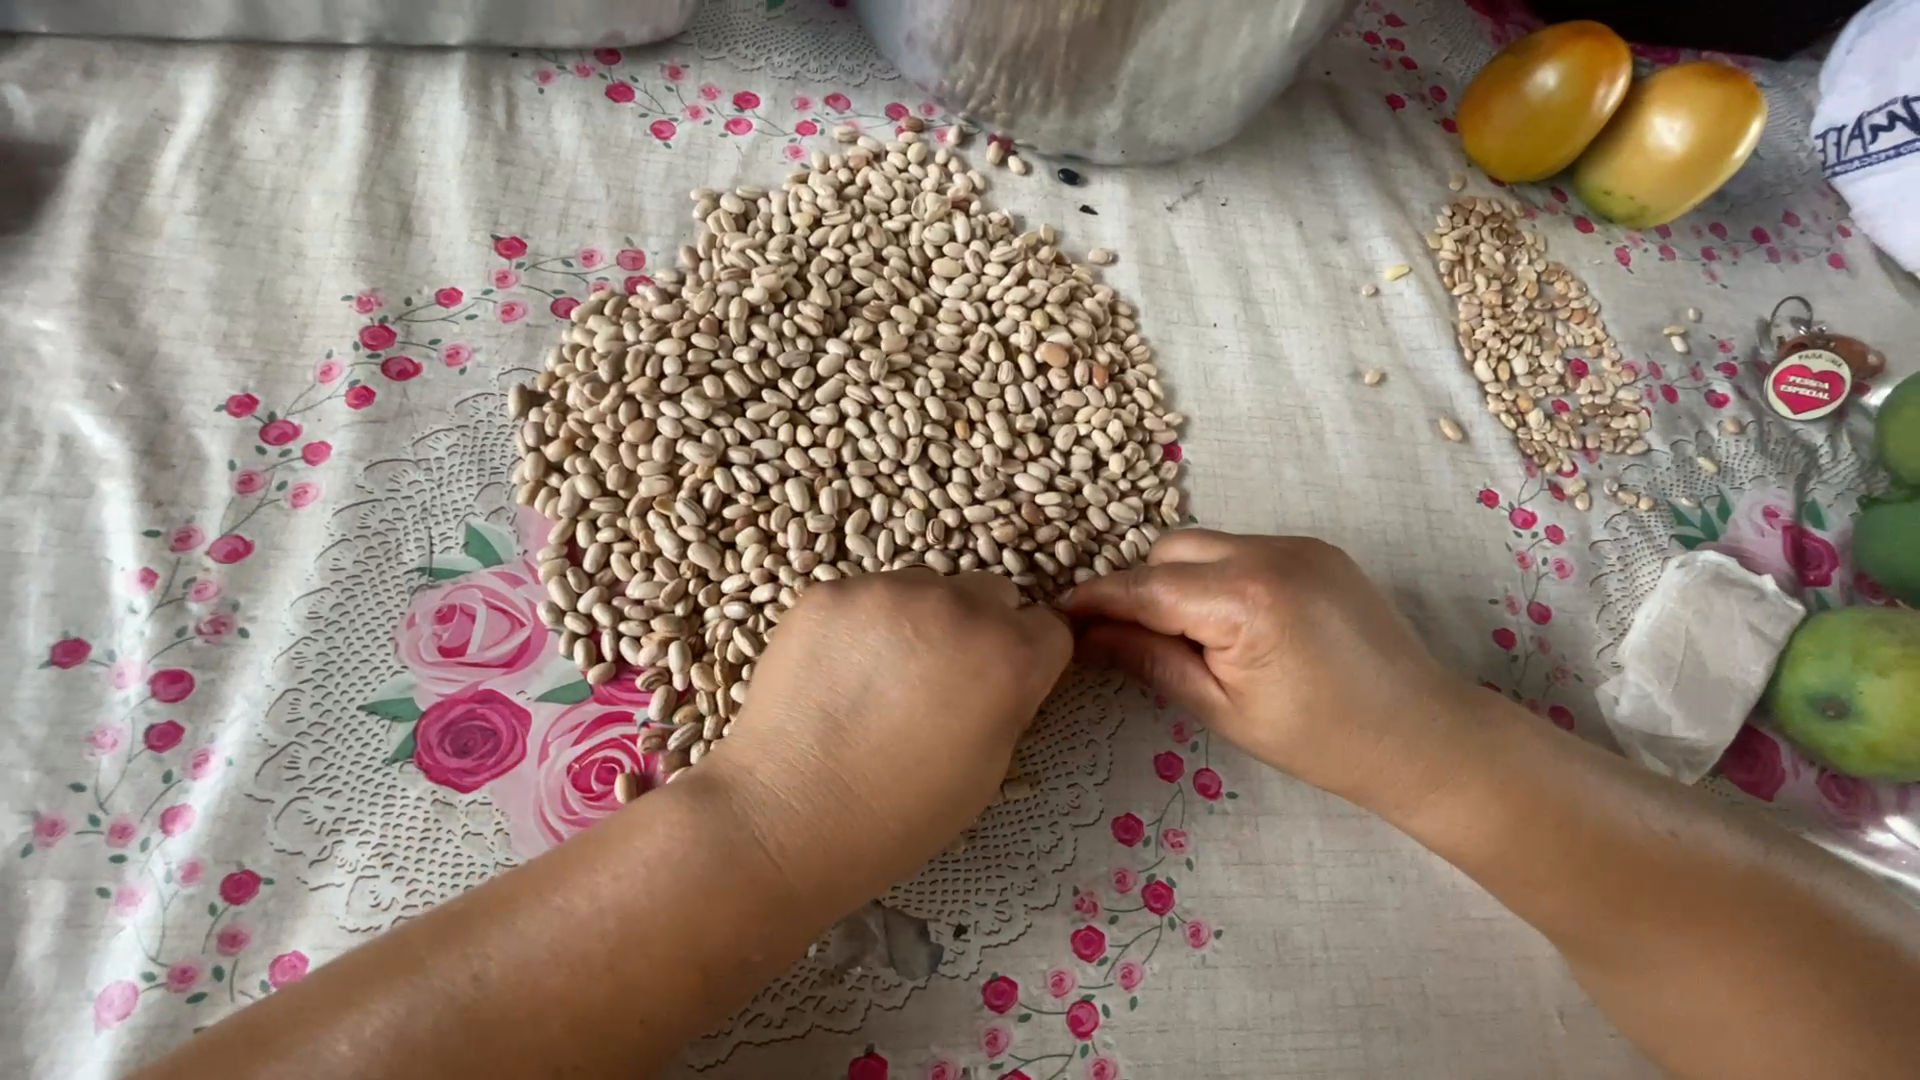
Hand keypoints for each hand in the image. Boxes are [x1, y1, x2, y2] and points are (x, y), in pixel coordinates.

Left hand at [702, 569, 1071, 912]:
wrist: (783, 820)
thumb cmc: (897, 815)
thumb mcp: (990, 769)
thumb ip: (1011, 699)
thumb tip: (1006, 668)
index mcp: (1007, 655)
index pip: (1049, 627)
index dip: (1031, 658)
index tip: (1005, 682)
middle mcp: (955, 606)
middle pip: (993, 593)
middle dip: (982, 628)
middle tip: (943, 678)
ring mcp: (886, 590)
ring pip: (928, 587)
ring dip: (923, 619)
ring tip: (883, 676)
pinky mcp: (829, 590)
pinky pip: (869, 594)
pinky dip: (867, 623)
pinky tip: (841, 670)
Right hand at [1061, 530, 1468, 811]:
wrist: (1424, 735)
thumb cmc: (1319, 740)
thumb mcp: (1220, 708)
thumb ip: (1148, 659)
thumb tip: (1084, 638)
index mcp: (1244, 601)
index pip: (1144, 587)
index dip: (1097, 600)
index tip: (1061, 616)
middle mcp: (1268, 553)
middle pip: (1168, 551)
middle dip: (1139, 587)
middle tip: (1130, 637)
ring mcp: (1296, 544)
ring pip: (1201, 544)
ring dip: (1177, 579)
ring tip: (1185, 631)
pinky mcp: (1314, 548)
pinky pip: (1239, 548)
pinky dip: (1215, 575)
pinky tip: (1229, 618)